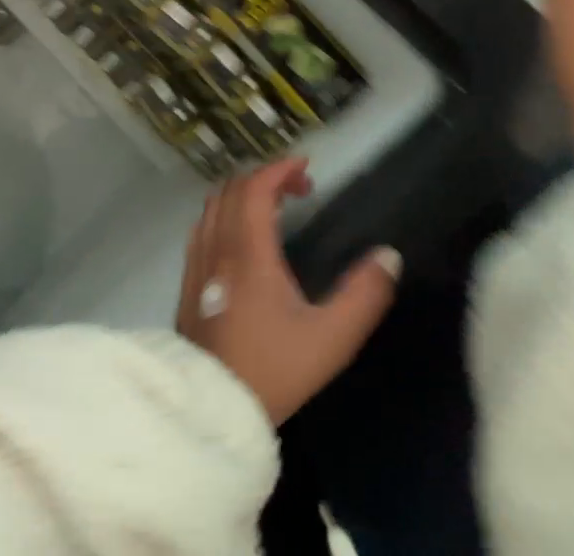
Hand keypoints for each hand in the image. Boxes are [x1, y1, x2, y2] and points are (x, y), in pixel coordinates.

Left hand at [177, 159, 400, 424]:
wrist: (212, 404)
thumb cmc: (274, 368)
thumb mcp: (332, 337)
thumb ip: (364, 295)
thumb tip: (387, 256)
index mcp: (248, 252)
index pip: (254, 189)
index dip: (278, 170)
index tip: (306, 169)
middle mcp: (216, 249)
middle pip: (230, 191)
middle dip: (263, 179)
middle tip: (298, 190)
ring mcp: (195, 265)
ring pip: (211, 208)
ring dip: (240, 196)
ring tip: (273, 209)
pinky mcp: (186, 283)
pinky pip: (201, 230)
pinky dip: (222, 215)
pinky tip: (240, 238)